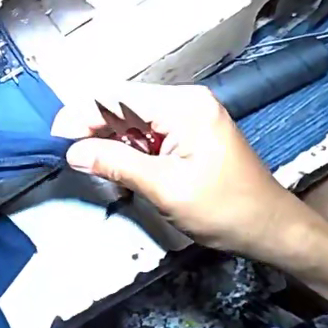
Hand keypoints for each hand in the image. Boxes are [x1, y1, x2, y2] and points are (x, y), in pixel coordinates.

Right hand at [51, 83, 319, 260]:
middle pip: (124, 105)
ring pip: (132, 119)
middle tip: (68, 153)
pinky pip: (148, 132)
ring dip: (111, 140)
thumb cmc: (227, 209)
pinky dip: (129, 148)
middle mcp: (186, 101)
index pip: (119, 99)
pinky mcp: (189, 132)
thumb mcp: (165, 188)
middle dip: (94, 128)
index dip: (82, 115)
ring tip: (92, 163)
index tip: (55, 136)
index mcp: (185, 106)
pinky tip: (120, 165)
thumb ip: (116, 164)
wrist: (272, 228)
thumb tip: (74, 151)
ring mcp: (189, 115)